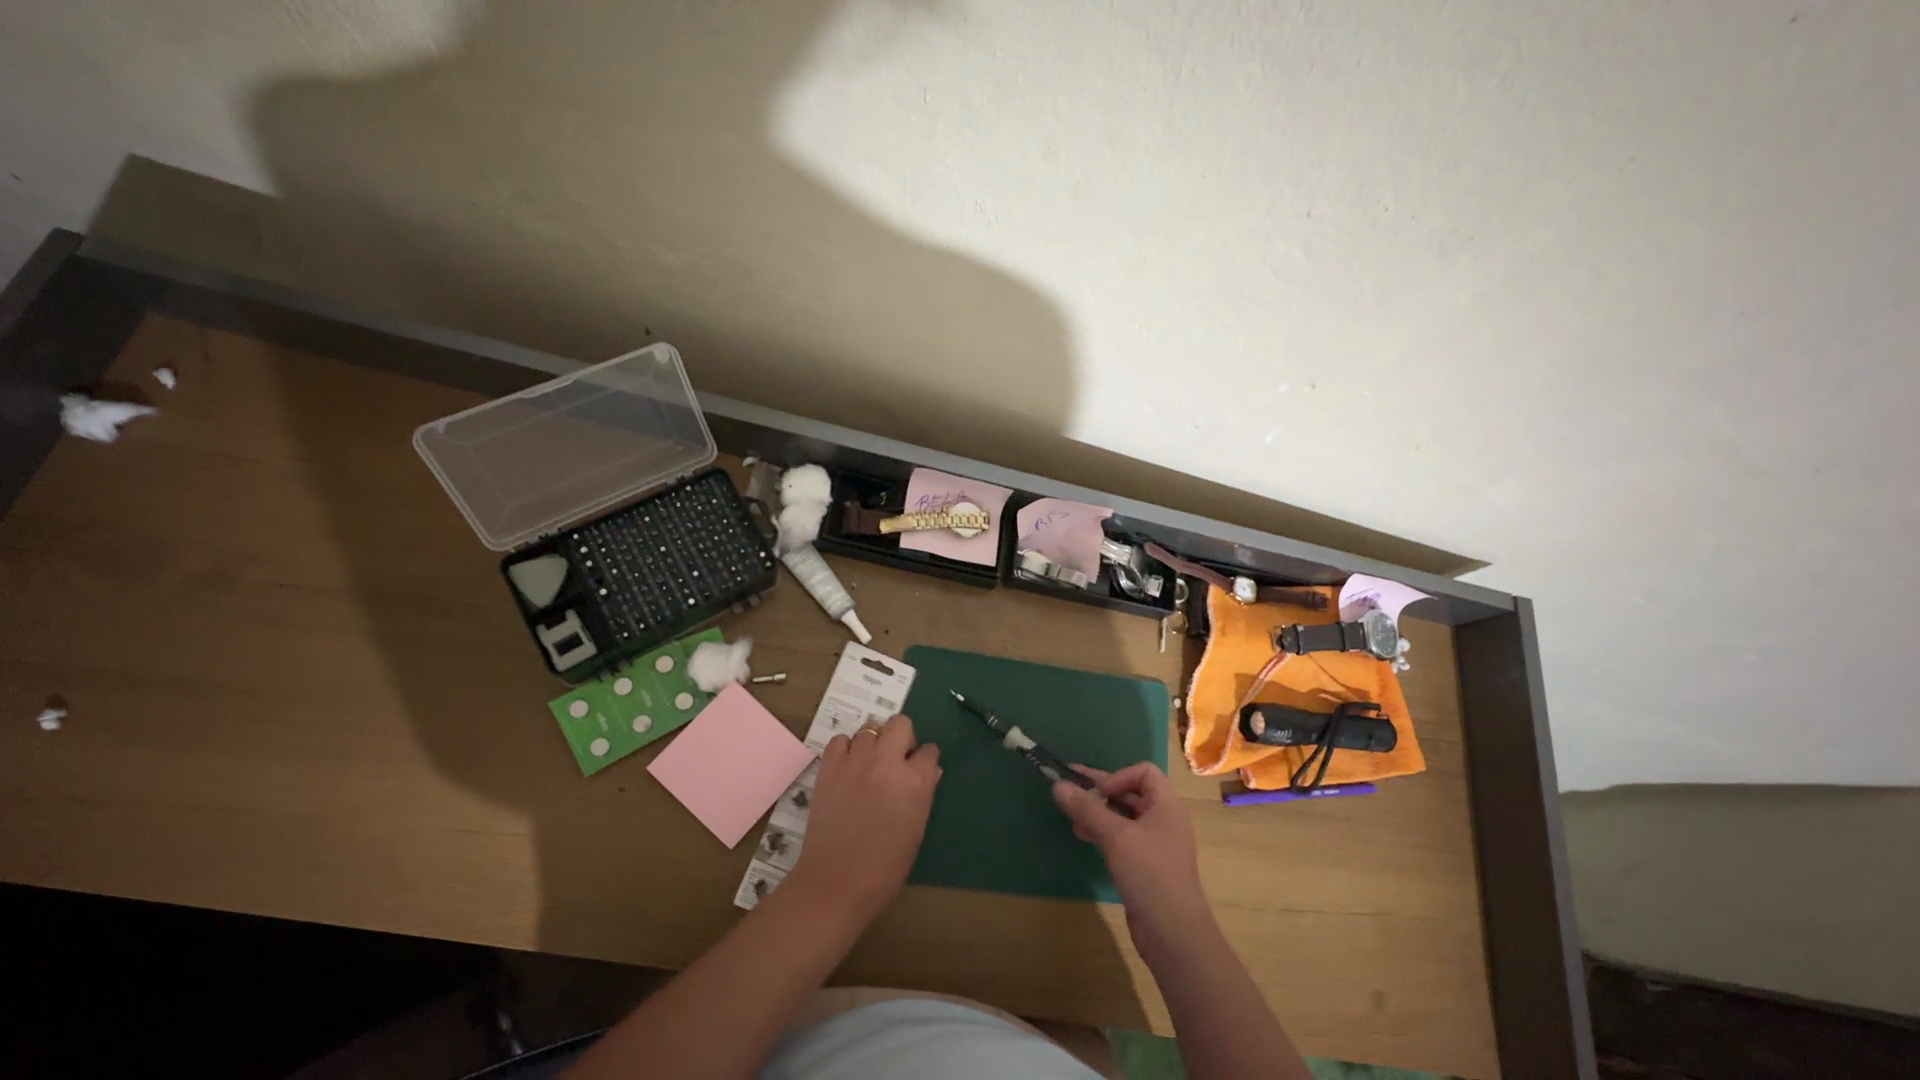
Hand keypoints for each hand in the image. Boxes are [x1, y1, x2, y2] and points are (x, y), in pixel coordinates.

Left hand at [786, 714, 941, 925]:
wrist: (837, 882)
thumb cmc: (885, 867)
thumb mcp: (916, 831)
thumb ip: (924, 794)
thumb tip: (930, 772)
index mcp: (916, 781)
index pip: (929, 750)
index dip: (925, 760)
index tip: (919, 770)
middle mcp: (887, 762)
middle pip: (900, 724)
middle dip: (902, 738)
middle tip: (896, 760)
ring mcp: (855, 761)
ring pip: (870, 728)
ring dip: (873, 743)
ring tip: (868, 766)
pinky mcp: (829, 766)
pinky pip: (840, 740)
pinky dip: (846, 749)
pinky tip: (847, 768)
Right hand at [1053, 763, 1210, 957]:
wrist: (1173, 932)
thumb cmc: (1150, 874)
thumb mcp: (1116, 837)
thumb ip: (1087, 809)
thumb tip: (1058, 785)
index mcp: (1166, 806)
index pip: (1144, 772)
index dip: (1118, 776)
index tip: (1097, 793)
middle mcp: (1163, 820)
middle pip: (1130, 792)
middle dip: (1100, 792)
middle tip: (1068, 793)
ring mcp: (1155, 843)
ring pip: (1123, 816)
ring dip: (1098, 813)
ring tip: (1073, 819)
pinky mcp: (1145, 864)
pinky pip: (1122, 837)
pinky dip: (1103, 833)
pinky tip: (1085, 837)